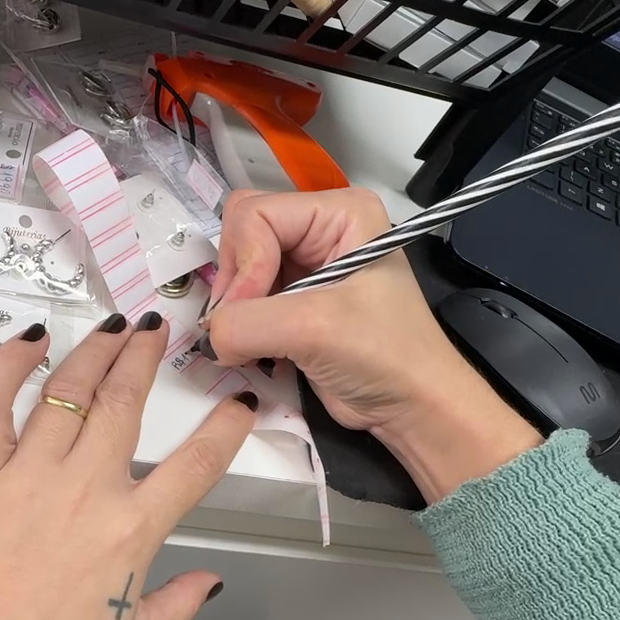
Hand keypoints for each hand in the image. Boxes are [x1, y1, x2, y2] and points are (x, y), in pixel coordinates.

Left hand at [0, 314, 257, 619]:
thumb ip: (180, 601)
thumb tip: (213, 579)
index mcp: (133, 531)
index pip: (197, 463)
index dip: (227, 425)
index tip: (240, 398)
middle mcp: (85, 491)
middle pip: (125, 402)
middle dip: (148, 356)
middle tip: (158, 330)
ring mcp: (27, 479)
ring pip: (67, 392)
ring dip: (95, 350)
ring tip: (114, 327)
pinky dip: (6, 368)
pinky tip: (31, 341)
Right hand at [203, 188, 540, 499]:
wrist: (411, 406)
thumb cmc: (384, 356)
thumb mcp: (314, 329)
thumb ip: (246, 324)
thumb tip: (208, 335)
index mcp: (338, 212)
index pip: (254, 215)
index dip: (243, 265)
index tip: (249, 315)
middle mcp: (319, 230)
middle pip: (240, 236)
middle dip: (235, 284)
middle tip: (245, 330)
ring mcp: (304, 267)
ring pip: (237, 271)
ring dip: (236, 311)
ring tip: (254, 346)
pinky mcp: (292, 303)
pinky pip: (243, 302)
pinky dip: (239, 328)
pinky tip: (257, 351)